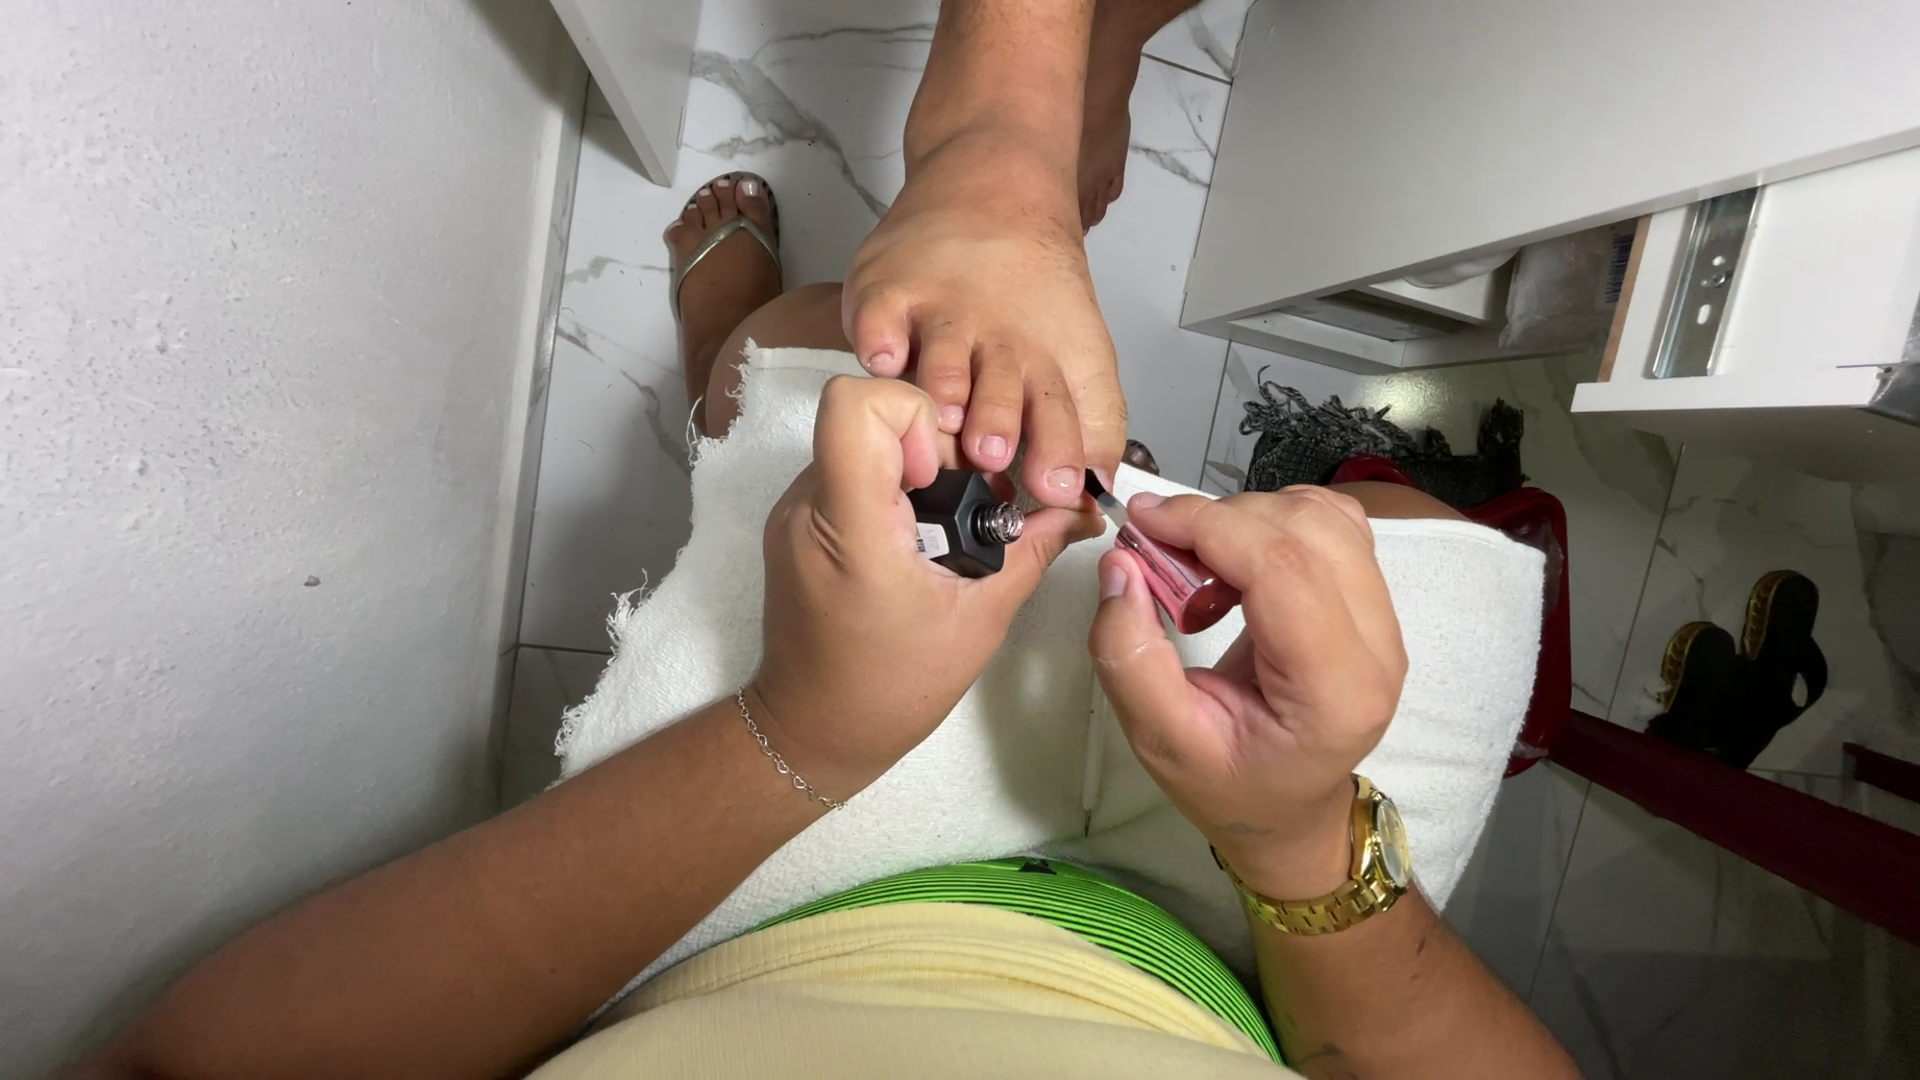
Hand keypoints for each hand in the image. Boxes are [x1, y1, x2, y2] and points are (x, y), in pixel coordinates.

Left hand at [752, 376, 1100, 798]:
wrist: (813, 727)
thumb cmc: (892, 688)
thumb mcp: (979, 617)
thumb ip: (1030, 550)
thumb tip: (1079, 512)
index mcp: (852, 527)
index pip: (857, 406)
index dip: (915, 417)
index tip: (941, 475)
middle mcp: (809, 505)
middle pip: (868, 415)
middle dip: (931, 443)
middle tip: (964, 503)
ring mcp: (795, 511)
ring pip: (859, 439)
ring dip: (912, 466)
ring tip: (943, 526)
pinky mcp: (796, 522)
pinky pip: (846, 470)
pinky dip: (889, 486)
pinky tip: (915, 538)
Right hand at [843, 138, 1125, 506]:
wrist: (994, 192)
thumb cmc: (1035, 292)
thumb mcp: (1081, 355)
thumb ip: (1091, 424)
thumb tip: (1098, 487)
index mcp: (1047, 367)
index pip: (1061, 415)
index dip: (1059, 455)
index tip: (1058, 489)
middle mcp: (998, 345)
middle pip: (1000, 393)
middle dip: (998, 423)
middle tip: (993, 451)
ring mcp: (943, 316)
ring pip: (944, 360)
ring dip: (947, 388)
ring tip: (948, 412)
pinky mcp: (892, 293)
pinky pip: (882, 319)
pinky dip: (880, 338)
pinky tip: (883, 358)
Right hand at [1087, 489, 1408, 898]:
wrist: (1289, 808)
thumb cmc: (1228, 785)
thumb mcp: (1158, 739)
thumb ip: (1130, 656)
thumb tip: (1121, 564)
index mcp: (1333, 691)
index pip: (1283, 569)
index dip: (1207, 526)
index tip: (1140, 521)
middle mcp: (1378, 645)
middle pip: (1306, 529)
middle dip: (1216, 519)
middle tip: (1157, 551)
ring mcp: (1384, 618)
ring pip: (1322, 514)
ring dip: (1243, 518)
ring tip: (1197, 564)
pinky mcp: (1372, 599)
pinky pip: (1331, 522)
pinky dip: (1271, 521)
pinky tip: (1235, 560)